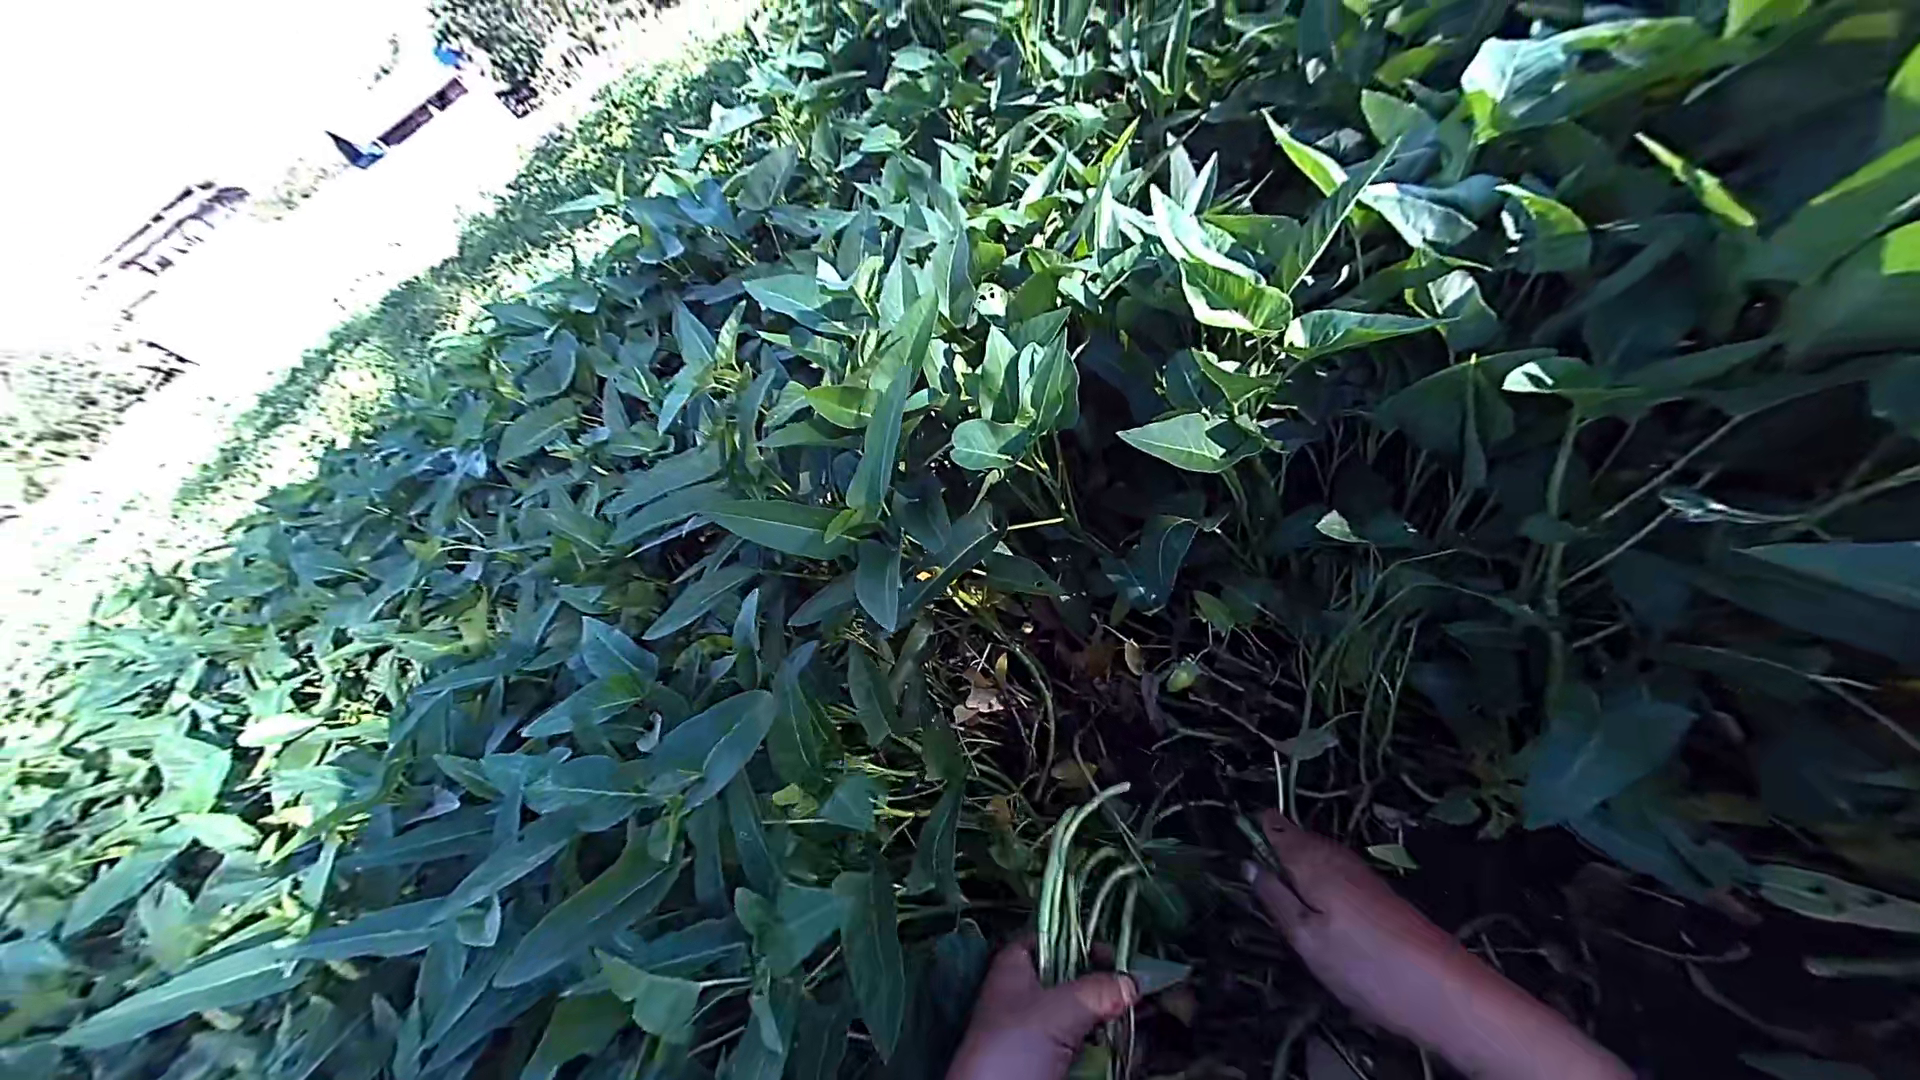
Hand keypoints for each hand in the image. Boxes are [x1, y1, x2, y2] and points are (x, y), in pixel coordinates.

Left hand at [945, 938, 1136, 1079]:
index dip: (1077, 939)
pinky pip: (1076, 1044)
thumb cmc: (1014, 1047)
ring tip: (1128, 1014)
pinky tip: (1116, 1042)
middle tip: (1128, 987)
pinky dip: (1097, 1043)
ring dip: (1100, 1013)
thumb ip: (1095, 991)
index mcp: (1014, 965)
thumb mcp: (1057, 1011)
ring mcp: (1033, 1030)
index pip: (1048, 937)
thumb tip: (1131, 981)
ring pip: (1074, 1012)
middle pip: (1066, 975)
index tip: (1110, 952)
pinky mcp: (1044, 1062)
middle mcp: (1023, 992)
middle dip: (1097, 980)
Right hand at [1245, 811, 1630, 1079]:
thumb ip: (1274, 897)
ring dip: (1297, 867)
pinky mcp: (1378, 893)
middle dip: (1275, 849)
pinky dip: (1319, 881)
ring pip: (1315, 856)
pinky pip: (1334, 872)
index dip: (1254, 827)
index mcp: (1310, 860)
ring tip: (1288, 901)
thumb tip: (1248, 863)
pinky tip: (1321, 912)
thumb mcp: (1305, 939)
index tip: (1240, 841)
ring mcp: (1360, 872)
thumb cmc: (1367, 966)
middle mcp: (1335, 856)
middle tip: (1261, 882)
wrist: (1452, 996)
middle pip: (1295, 838)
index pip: (1274, 825)